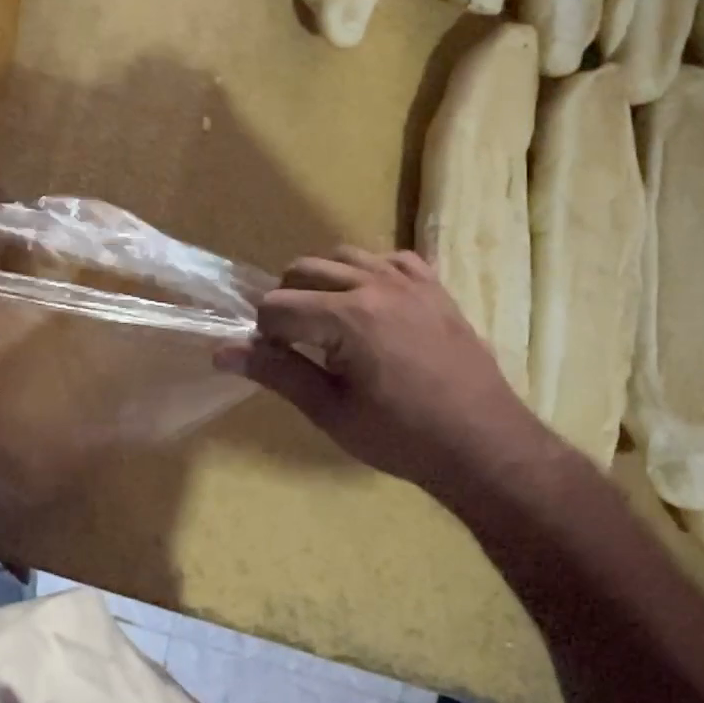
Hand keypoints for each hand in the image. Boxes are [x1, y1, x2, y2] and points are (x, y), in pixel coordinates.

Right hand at [216, 246, 567, 497]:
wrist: (483, 446)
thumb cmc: (400, 437)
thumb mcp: (329, 410)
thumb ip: (276, 372)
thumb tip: (221, 352)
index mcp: (346, 318)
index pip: (275, 306)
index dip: (266, 335)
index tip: (282, 362)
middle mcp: (375, 286)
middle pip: (303, 269)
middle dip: (287, 302)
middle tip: (298, 345)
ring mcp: (410, 282)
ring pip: (343, 256)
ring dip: (323, 283)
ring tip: (330, 324)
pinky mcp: (435, 288)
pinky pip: (389, 259)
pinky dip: (369, 274)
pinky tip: (370, 307)